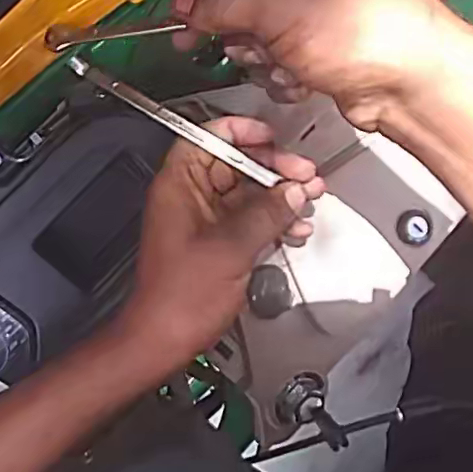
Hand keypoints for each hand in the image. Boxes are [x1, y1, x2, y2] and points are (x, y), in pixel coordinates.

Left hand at [114, 117, 323, 363]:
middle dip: (273, 168)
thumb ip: (265, 214)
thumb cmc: (177, 299)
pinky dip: (272, 221)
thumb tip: (291, 192)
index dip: (242, 131)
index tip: (271, 137)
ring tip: (307, 200)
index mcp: (178, 186)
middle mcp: (188, 198)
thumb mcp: (230, 248)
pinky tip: (294, 228)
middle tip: (303, 175)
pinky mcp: (215, 243)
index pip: (207, 137)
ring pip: (246, 193)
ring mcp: (202, 221)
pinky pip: (247, 220)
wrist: (164, 340)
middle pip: (234, 164)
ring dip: (279, 196)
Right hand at [169, 0, 472, 130]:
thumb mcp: (277, 6)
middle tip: (250, 43)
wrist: (408, 80)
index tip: (182, 19)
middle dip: (243, 34)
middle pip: (242, 4)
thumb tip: (189, 4)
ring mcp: (316, 12)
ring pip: (257, 38)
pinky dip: (283, 75)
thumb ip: (222, 3)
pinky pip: (278, 61)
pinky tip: (302, 75)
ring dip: (264, 59)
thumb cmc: (367, 27)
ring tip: (287, 60)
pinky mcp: (320, 47)